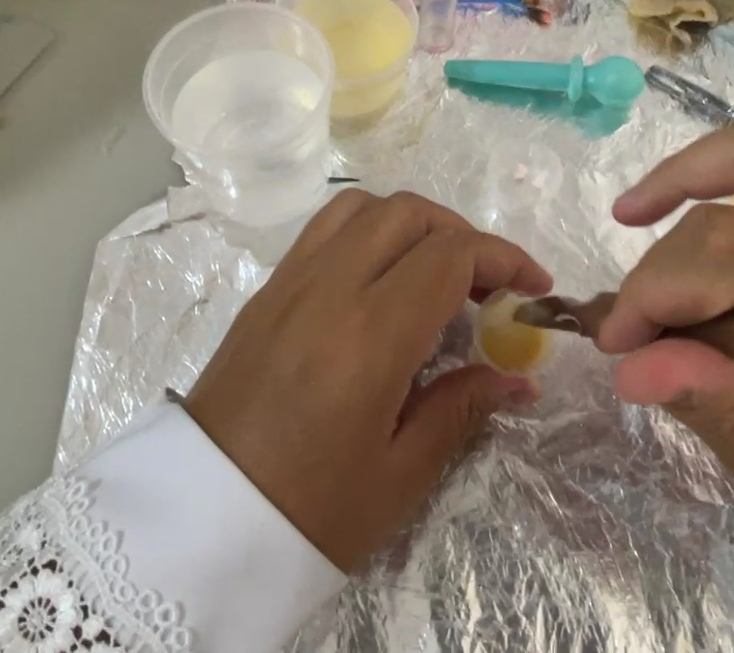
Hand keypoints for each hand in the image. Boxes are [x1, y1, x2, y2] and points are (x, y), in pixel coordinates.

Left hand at [185, 189, 551, 571]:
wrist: (198, 524)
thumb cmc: (307, 511)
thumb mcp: (400, 474)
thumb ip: (463, 408)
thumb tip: (520, 379)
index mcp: (369, 335)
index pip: (449, 255)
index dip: (504, 259)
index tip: (535, 288)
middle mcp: (328, 288)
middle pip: (408, 213)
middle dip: (463, 234)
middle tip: (489, 284)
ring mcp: (290, 283)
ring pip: (362, 208)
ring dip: (413, 224)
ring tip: (437, 272)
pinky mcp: (266, 292)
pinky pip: (325, 231)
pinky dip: (369, 233)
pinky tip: (382, 283)